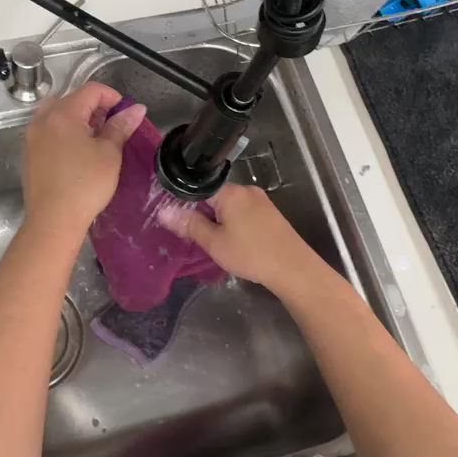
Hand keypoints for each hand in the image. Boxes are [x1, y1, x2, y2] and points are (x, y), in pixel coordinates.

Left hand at [21, 82, 147, 239]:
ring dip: (79, 119)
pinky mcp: (29, 154)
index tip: (125, 114)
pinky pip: (49, 131)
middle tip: (112, 127)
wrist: (53, 220)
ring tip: (96, 140)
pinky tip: (78, 153)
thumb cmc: (85, 185)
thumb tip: (136, 109)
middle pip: (72, 98)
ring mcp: (32, 136)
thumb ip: (120, 126)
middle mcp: (43, 119)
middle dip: (95, 107)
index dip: (113, 97)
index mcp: (63, 113)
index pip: (91, 90)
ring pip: (58, 114)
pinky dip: (65, 132)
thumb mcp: (109, 153)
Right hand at [160, 183, 325, 296]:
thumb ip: (189, 224)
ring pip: (230, 206)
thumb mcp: (214, 242)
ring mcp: (261, 201)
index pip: (198, 188)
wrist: (293, 268)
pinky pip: (244, 213)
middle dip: (203, 213)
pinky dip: (235, 223)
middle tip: (194, 235)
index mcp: (230, 192)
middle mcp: (246, 190)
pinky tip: (235, 242)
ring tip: (214, 241)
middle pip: (215, 196)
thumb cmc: (250, 253)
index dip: (185, 203)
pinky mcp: (271, 214)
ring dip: (220, 220)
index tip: (176, 219)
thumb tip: (164, 211)